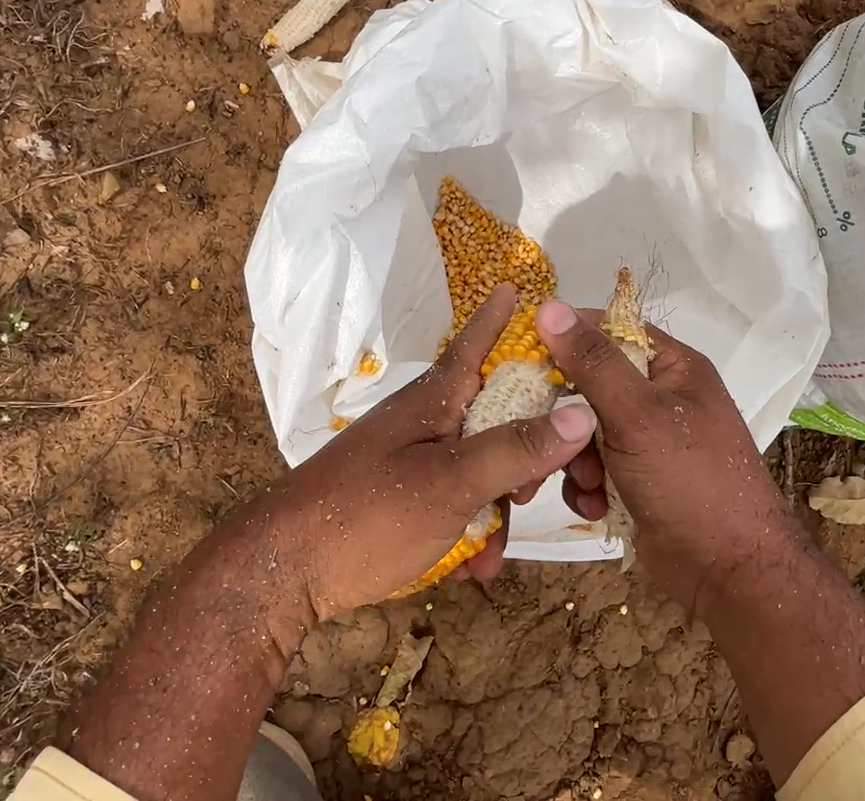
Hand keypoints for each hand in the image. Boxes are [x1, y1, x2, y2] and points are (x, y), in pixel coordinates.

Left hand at [244, 284, 595, 618]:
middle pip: (495, 414)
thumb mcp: (452, 482)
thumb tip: (582, 412)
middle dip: (526, 452)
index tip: (520, 288)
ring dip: (497, 508)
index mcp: (434, 400)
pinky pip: (456, 501)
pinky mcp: (403, 497)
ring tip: (493, 552)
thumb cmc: (368, 513)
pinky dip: (470, 529)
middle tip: (539, 487)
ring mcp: (413, 459)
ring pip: (480, 466)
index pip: (475, 344)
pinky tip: (473, 568)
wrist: (282, 575)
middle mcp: (426, 421)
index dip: (499, 319)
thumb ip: (516, 448)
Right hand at [534, 300, 798, 610]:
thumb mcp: (637, 414)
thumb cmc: (689, 480)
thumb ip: (592, 361)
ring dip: (574, 458)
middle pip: (590, 384)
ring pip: (584, 431)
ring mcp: (647, 441)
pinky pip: (592, 468)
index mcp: (673, 367)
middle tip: (547, 434)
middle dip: (566, 416)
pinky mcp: (635, 479)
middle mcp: (660, 397)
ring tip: (587, 483)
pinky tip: (595, 507)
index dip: (567, 338)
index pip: (610, 330)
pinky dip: (587, 487)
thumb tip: (549, 305)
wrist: (728, 572)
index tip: (524, 354)